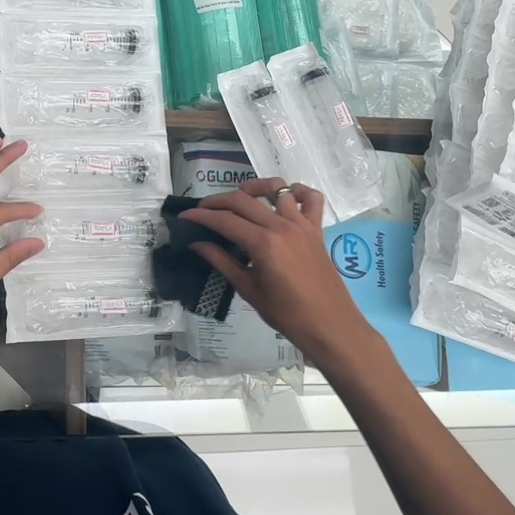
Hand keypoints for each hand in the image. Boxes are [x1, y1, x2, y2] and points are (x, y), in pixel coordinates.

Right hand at [181, 178, 365, 357]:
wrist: (329, 326)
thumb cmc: (286, 314)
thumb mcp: (248, 289)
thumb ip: (221, 261)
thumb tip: (196, 244)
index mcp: (262, 244)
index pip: (224, 220)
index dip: (201, 216)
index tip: (185, 217)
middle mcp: (281, 226)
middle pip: (243, 200)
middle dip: (217, 201)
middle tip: (202, 210)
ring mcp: (302, 225)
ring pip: (276, 189)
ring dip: (255, 188)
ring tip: (241, 198)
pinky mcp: (317, 229)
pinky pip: (311, 198)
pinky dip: (297, 192)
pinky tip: (284, 200)